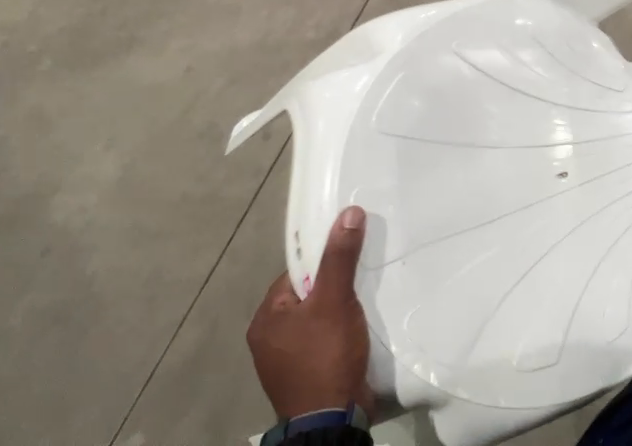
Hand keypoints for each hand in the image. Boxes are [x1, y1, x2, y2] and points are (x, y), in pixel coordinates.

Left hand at [247, 205, 374, 422]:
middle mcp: (269, 338)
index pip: (295, 273)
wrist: (331, 419)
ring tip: (365, 303)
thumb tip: (349, 212)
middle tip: (362, 280)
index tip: (350, 259)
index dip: (323, 263)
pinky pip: (323, 340)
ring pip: (317, 319)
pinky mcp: (306, 375)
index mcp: (266, 318)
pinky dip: (341, 333)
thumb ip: (340, 258)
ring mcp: (286, 360)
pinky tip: (359, 330)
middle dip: (335, 287)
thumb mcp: (334, 300)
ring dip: (340, 310)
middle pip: (308, 296)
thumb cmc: (324, 356)